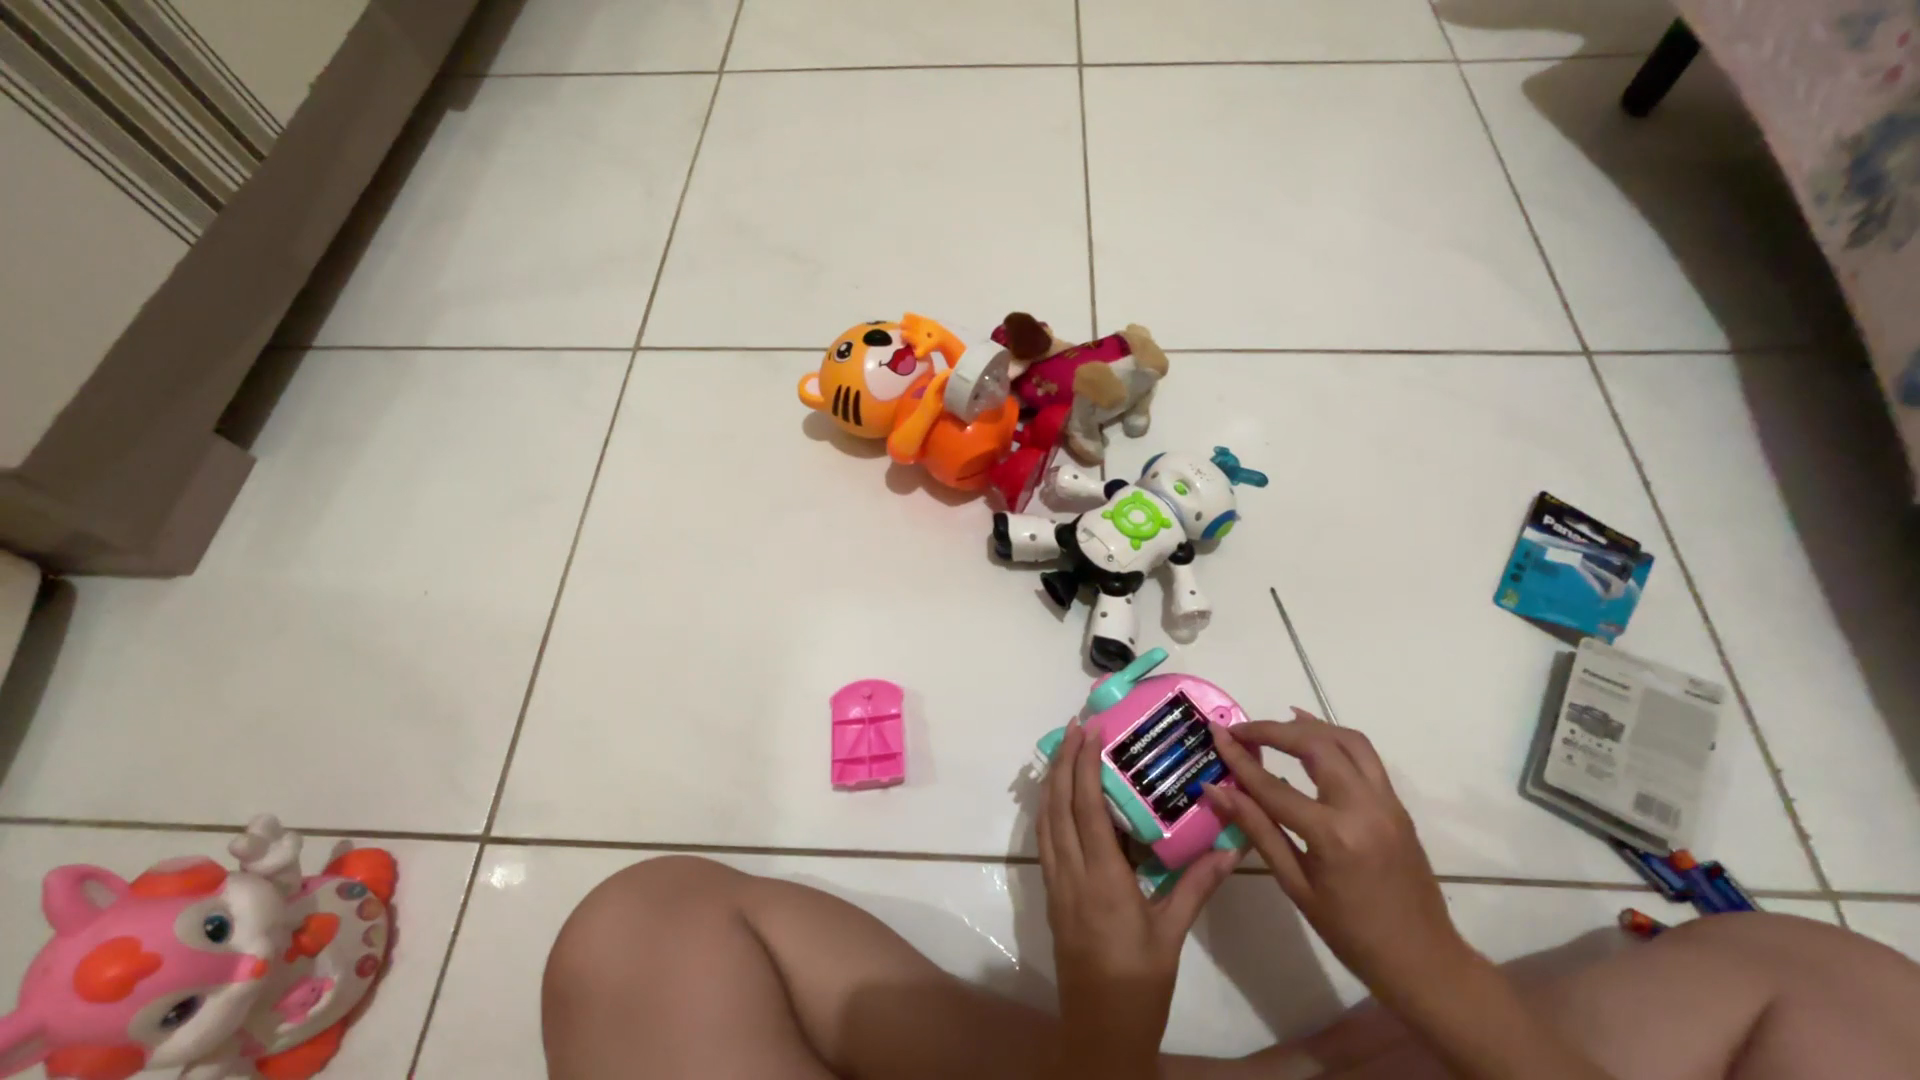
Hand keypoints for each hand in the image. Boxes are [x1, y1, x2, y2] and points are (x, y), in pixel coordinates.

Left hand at [1038, 719, 1237, 1073]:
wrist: (1099, 1027)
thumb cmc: (1140, 981)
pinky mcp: (1052, 895)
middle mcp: (1071, 873)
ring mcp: (1056, 884)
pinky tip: (1059, 800)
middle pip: (1058, 806)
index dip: (1085, 766)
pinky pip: (1046, 842)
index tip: (1090, 732)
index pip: (1087, 808)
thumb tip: (1231, 848)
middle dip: (1064, 762)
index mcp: (1102, 878)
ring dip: (1053, 782)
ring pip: (1046, 821)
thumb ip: (1197, 886)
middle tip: (1074, 727)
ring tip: (1063, 751)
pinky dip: (1049, 811)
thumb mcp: (1172, 933)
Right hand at [1202, 710, 1475, 1004]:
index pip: (1273, 785)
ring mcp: (1386, 801)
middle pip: (1314, 745)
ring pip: (1347, 740)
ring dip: (1308, 726)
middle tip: (1240, 730)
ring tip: (1275, 725)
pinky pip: (1365, 756)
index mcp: (1333, 835)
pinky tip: (1313, 737)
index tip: (1215, 735)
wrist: (1421, 958)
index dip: (1240, 759)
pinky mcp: (1397, 803)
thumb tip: (1216, 791)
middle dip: (1273, 730)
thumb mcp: (1295, 884)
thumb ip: (1257, 829)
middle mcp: (1363, 807)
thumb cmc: (1349, 932)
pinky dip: (1335, 739)